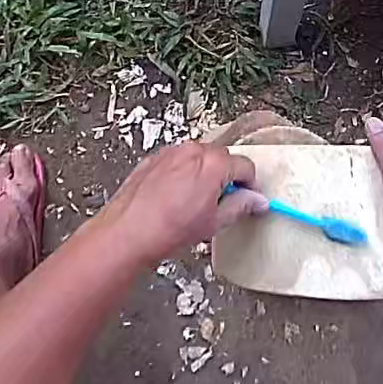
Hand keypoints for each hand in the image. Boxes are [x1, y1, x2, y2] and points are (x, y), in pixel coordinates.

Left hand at [94, 139, 268, 260]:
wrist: (127, 233)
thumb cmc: (167, 229)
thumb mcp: (214, 222)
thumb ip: (241, 206)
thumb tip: (256, 201)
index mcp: (215, 163)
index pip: (245, 166)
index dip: (249, 184)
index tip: (246, 198)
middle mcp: (195, 150)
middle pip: (223, 159)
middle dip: (225, 177)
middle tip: (218, 203)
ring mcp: (173, 151)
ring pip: (199, 157)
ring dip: (203, 173)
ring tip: (192, 202)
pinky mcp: (155, 157)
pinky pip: (178, 160)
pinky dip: (182, 173)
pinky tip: (174, 197)